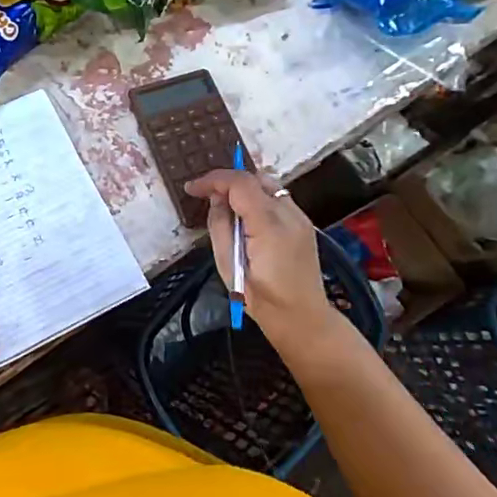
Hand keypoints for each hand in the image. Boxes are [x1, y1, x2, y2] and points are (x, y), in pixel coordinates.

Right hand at [186, 170, 333, 343]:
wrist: (301, 318)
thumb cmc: (259, 297)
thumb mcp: (227, 263)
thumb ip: (219, 225)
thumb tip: (216, 198)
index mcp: (268, 225)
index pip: (239, 183)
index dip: (213, 179)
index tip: (192, 188)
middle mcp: (289, 214)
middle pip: (255, 178)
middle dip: (228, 182)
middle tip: (208, 197)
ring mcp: (301, 217)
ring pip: (268, 185)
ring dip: (245, 189)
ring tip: (227, 208)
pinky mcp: (305, 224)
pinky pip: (277, 199)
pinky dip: (258, 199)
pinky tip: (248, 219)